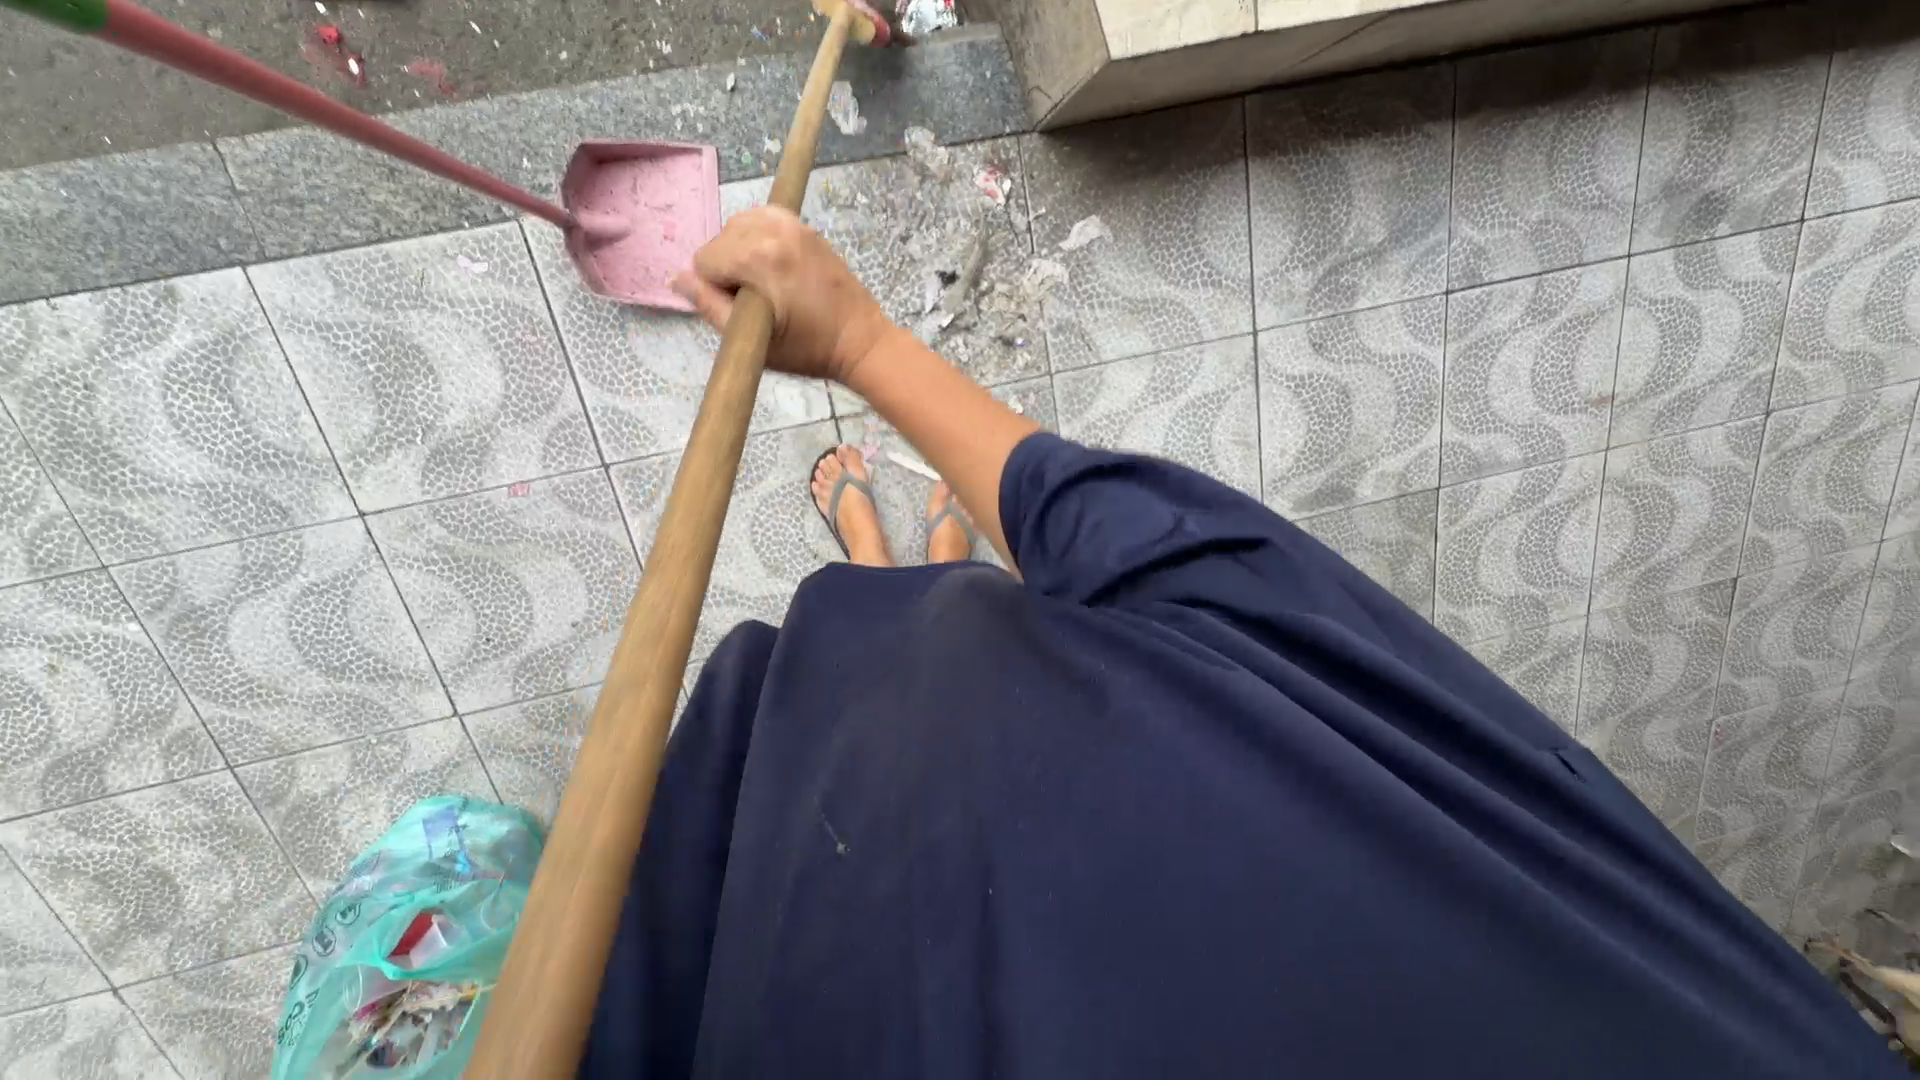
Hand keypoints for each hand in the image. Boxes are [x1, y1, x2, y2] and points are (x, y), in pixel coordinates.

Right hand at [671, 207, 894, 382]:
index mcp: (758, 256)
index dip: (715, 290)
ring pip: (737, 228)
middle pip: (719, 241)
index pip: (703, 260)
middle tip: (759, 302)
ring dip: (741, 254)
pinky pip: (761, 220)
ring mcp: (791, 223)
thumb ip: (709, 307)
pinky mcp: (803, 225)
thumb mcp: (752, 338)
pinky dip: (758, 239)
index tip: (744, 310)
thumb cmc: (808, 349)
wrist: (859, 340)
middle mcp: (772, 229)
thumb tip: (676, 279)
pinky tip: (773, 267)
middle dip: (727, 270)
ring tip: (767, 286)